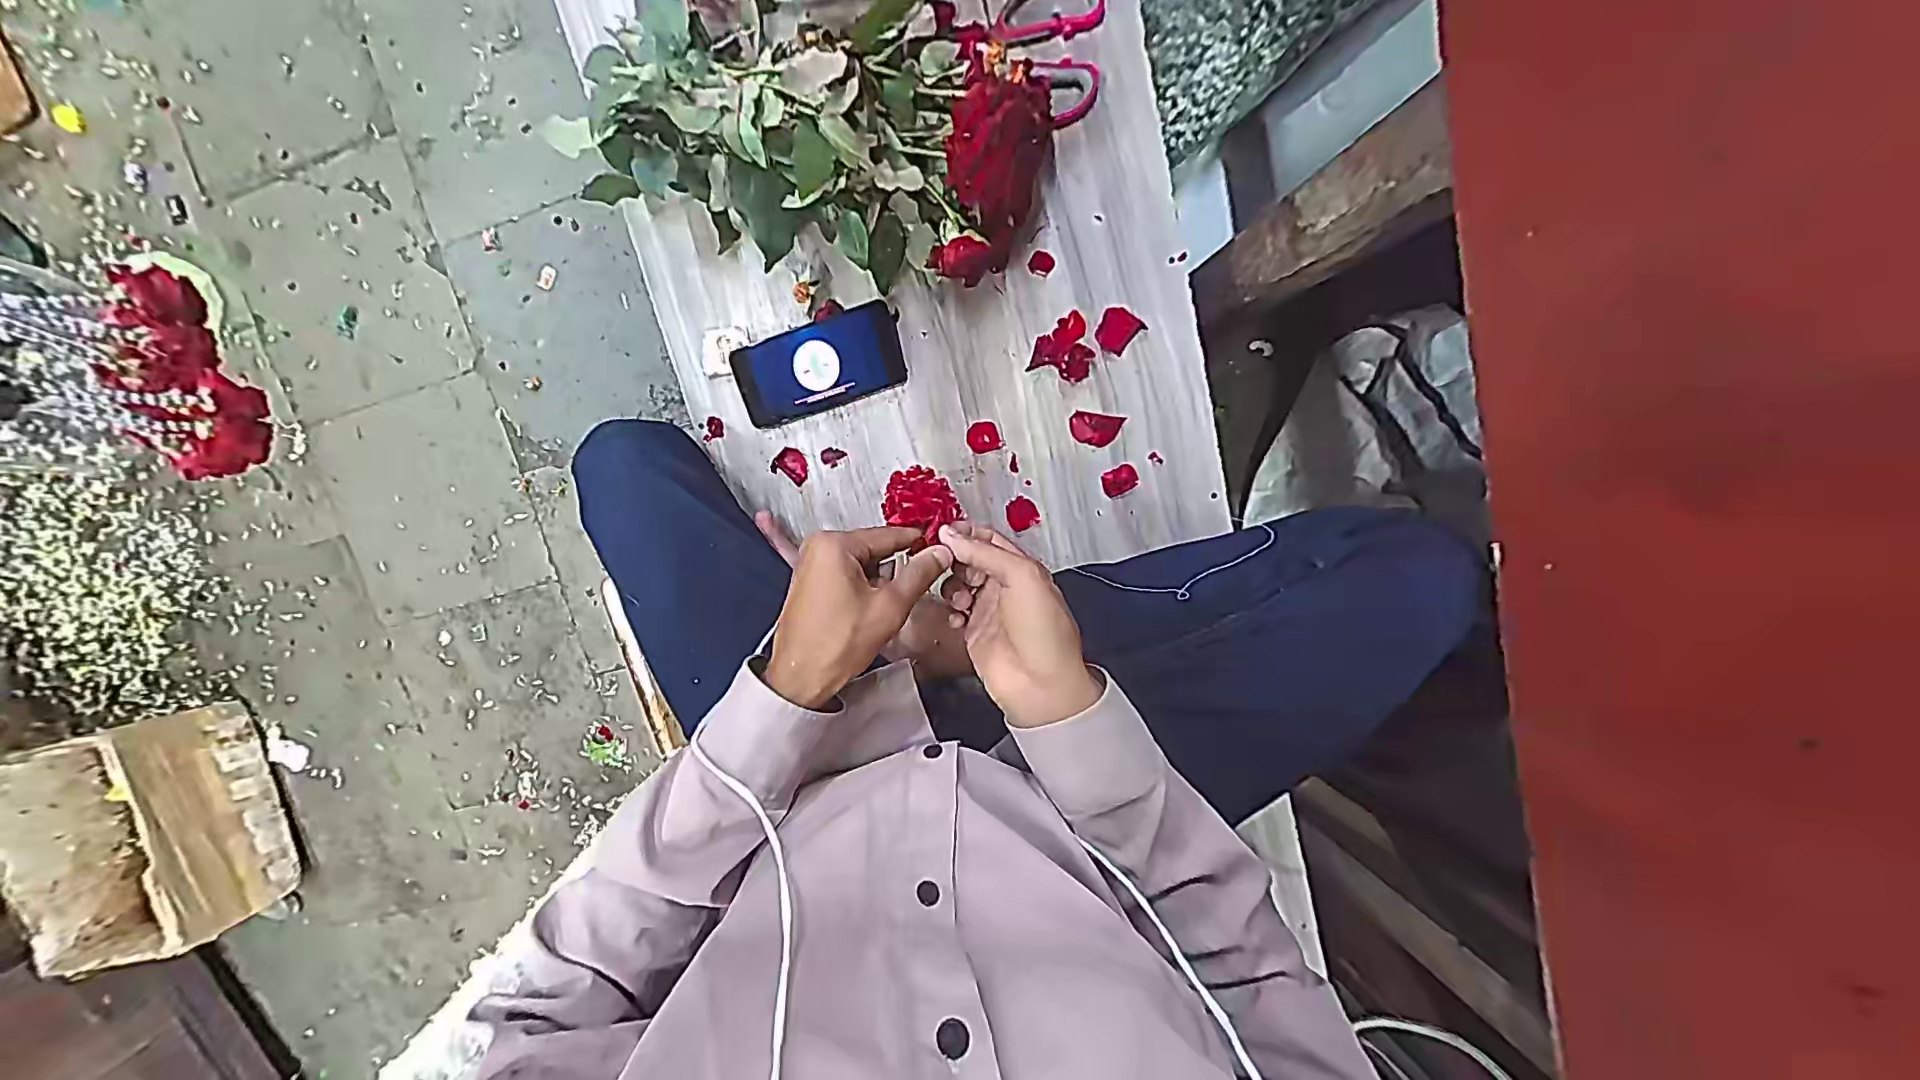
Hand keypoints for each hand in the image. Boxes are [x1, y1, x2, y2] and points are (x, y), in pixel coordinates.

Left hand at [763, 525, 951, 708]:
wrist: (800, 677)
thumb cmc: (835, 644)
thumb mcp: (890, 606)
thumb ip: (919, 574)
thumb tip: (938, 553)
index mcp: (834, 544)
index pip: (889, 534)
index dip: (918, 543)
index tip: (938, 547)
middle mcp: (818, 547)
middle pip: (875, 549)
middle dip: (897, 568)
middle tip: (916, 586)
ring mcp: (812, 564)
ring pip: (863, 564)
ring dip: (881, 581)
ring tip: (888, 606)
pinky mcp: (812, 582)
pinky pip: (848, 575)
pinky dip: (864, 588)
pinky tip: (870, 610)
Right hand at [937, 523, 1101, 727]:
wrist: (1041, 684)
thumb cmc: (1044, 631)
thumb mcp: (1022, 577)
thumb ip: (985, 552)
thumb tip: (951, 534)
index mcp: (1021, 567)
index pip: (987, 539)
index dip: (965, 533)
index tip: (942, 531)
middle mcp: (1003, 585)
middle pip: (969, 559)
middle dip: (953, 558)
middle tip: (940, 561)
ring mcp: (987, 608)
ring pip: (957, 583)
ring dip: (951, 585)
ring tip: (960, 599)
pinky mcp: (973, 631)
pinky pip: (953, 611)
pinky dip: (950, 610)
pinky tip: (958, 618)